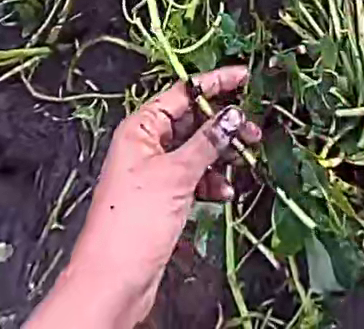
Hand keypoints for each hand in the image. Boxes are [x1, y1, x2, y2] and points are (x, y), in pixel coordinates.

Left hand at [27, 66, 260, 328]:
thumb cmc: (131, 225)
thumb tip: (232, 114)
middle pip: (193, 120)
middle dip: (223, 124)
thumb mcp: (176, 175)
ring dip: (221, 153)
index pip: (184, 92)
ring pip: (197, 149)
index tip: (244, 77)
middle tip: (251, 128)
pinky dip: (211, 180)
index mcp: (142, 127)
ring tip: (245, 158)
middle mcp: (148, 143)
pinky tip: (225, 191)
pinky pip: (195, 175)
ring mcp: (156, 170)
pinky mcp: (164, 195)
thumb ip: (207, 141)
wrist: (112, 285)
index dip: (216, 83)